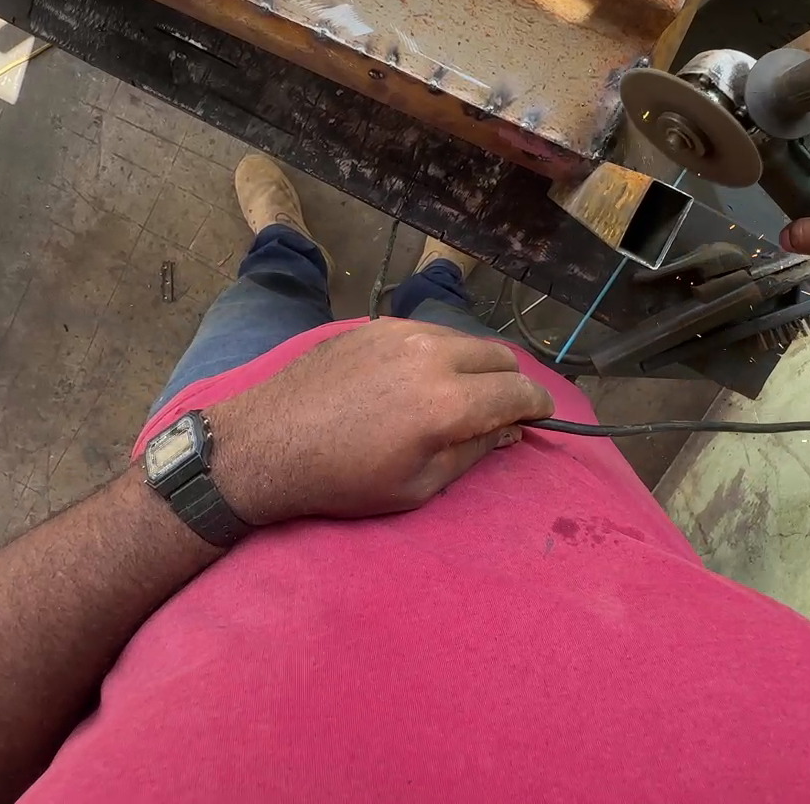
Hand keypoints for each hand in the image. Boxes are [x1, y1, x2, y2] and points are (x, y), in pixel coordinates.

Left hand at [202, 319, 554, 523]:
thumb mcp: (417, 485)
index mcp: (448, 403)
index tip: (541, 417)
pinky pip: (428, 331)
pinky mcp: (376, 323)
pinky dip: (440, 351)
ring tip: (457, 392)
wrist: (268, 442)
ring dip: (475, 364)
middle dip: (511, 383)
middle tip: (499, 409)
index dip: (539, 406)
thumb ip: (473, 452)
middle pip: (500, 356)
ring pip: (465, 338)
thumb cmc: (343, 479)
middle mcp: (433, 354)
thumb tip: (511, 431)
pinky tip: (417, 376)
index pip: (519, 392)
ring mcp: (402, 331)